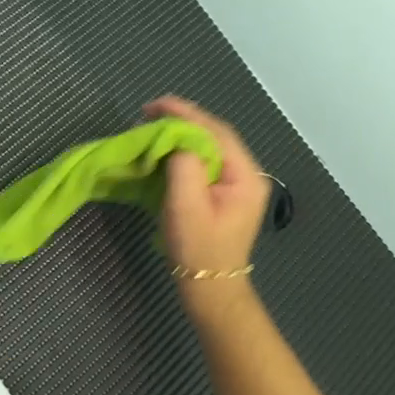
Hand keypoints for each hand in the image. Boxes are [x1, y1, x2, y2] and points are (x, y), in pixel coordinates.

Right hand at [144, 97, 271, 283]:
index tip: (154, 105)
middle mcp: (246, 175)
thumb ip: (184, 167)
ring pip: (208, 144)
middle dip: (182, 118)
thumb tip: (176, 140)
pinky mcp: (222, 191)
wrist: (210, 288)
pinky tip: (164, 146)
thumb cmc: (198, 249)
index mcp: (245, 177)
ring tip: (152, 124)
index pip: (216, 132)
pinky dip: (182, 146)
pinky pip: (203, 158)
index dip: (185, 114)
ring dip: (181, 130)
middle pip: (214, 134)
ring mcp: (236, 184)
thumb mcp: (186, 207)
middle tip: (148, 111)